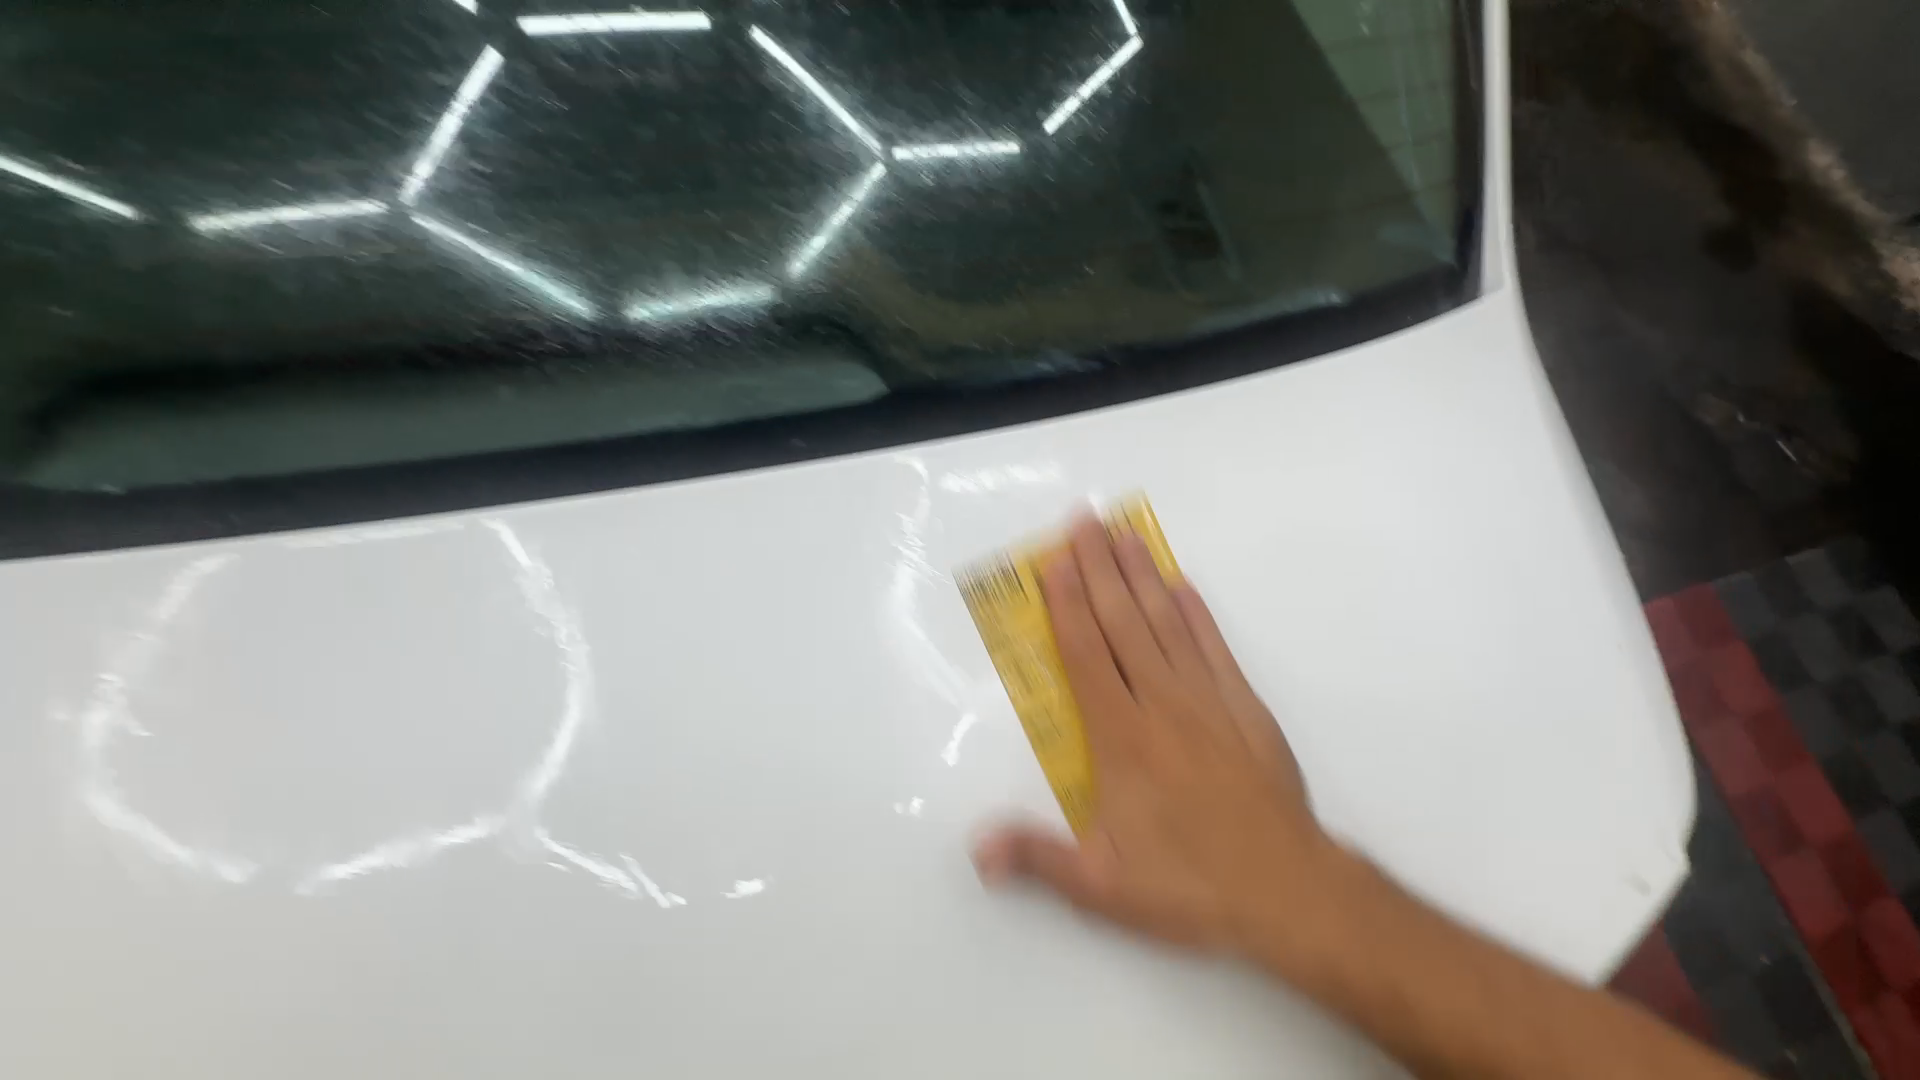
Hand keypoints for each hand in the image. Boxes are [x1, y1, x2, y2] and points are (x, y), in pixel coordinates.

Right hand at [973, 515, 1341, 962]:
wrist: (1289, 892)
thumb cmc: (1187, 885)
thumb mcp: (1101, 886)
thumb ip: (1036, 858)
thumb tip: (975, 849)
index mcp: (1121, 738)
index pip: (1086, 655)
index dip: (1067, 604)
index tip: (1054, 561)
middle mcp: (1161, 705)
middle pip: (1123, 623)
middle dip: (1099, 568)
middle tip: (1084, 520)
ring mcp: (1208, 702)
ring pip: (1168, 625)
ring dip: (1143, 576)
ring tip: (1125, 534)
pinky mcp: (1247, 711)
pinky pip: (1216, 649)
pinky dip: (1198, 614)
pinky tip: (1183, 587)